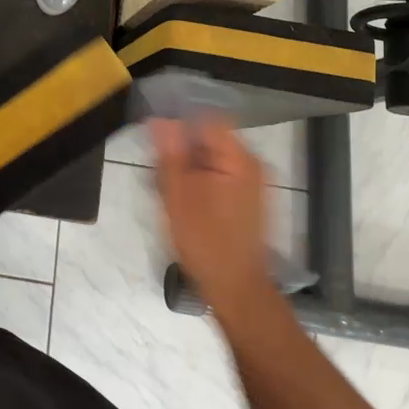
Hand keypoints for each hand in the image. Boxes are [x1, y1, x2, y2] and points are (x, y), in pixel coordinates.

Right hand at [154, 115, 276, 321]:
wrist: (236, 289)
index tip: (155, 138)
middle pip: (208, 138)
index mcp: (238, 158)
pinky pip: (218, 175)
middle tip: (160, 173)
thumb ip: (170, 153)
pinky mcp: (248, 199)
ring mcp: (253, 182)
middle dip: (181, 150)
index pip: (206, 119)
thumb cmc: (205, 242)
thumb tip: (160, 119)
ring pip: (210, 158)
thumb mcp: (178, 195)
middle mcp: (251, 164)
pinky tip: (184, 202)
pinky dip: (199, 181)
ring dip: (188, 167)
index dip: (179, 122)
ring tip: (170, 191)